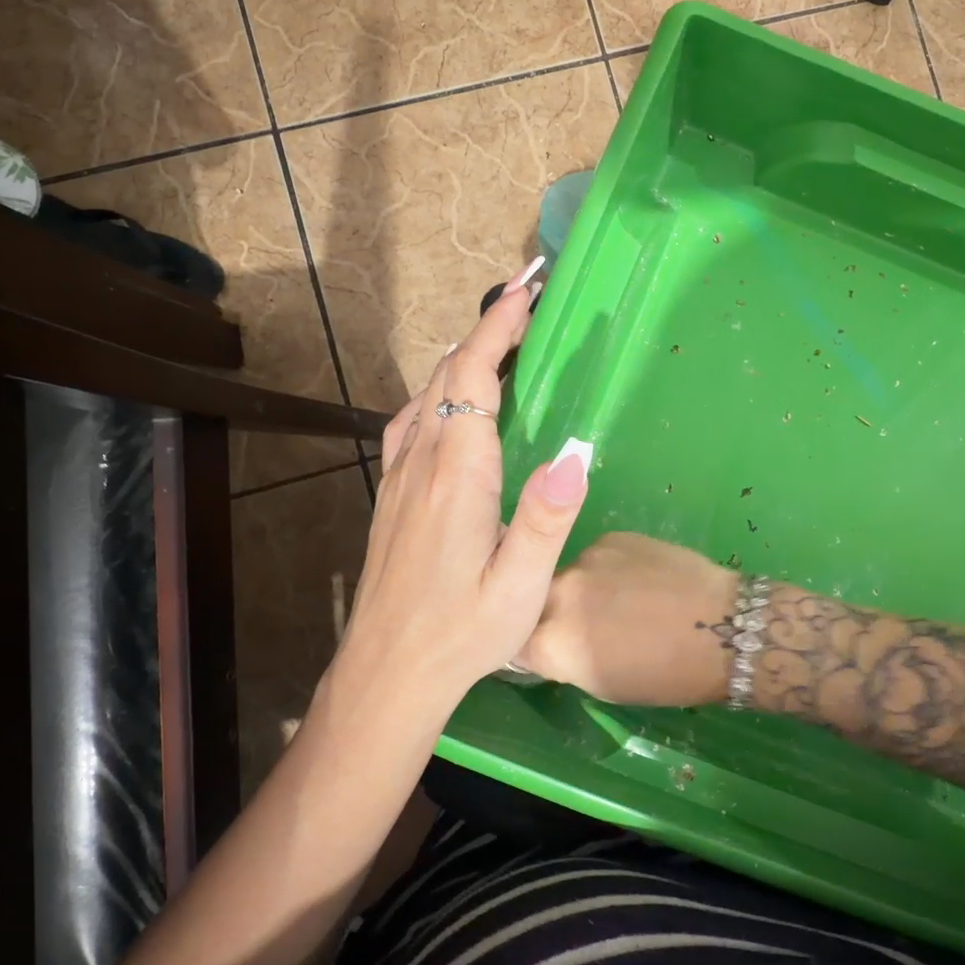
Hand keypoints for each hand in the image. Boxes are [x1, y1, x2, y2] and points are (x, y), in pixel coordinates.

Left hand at [342, 269, 590, 697]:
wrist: (386, 674)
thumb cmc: (461, 634)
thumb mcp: (518, 587)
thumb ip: (546, 519)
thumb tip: (578, 452)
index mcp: (456, 477)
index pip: (471, 379)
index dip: (496, 328)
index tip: (524, 290)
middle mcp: (421, 465)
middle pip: (446, 377)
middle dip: (484, 332)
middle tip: (525, 307)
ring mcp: (398, 480)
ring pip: (424, 397)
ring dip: (460, 361)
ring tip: (497, 346)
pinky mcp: (390, 498)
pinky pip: (411, 423)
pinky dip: (438, 393)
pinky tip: (451, 406)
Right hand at [516, 532, 738, 706]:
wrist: (725, 628)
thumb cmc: (667, 674)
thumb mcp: (602, 683)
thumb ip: (565, 659)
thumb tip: (555, 642)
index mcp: (552, 642)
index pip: (513, 640)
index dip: (527, 645)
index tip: (542, 649)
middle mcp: (559, 593)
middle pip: (533, 598)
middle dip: (548, 611)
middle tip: (581, 626)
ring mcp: (587, 558)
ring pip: (566, 574)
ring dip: (581, 589)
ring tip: (619, 604)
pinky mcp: (613, 537)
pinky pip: (597, 557)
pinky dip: (609, 570)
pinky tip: (640, 583)